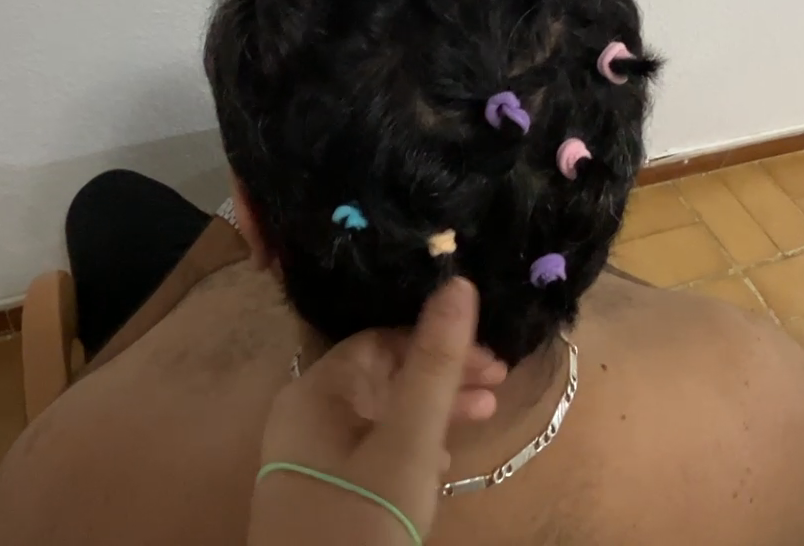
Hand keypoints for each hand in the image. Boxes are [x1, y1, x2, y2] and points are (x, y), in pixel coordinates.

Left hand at [249, 279, 491, 544]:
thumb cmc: (363, 523)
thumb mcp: (408, 443)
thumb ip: (433, 363)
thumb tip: (457, 282)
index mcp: (314, 391)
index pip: (380, 342)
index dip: (436, 342)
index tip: (491, 359)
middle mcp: (304, 416)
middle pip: (380, 376)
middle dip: (441, 376)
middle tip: (498, 384)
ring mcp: (308, 460)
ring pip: (379, 416)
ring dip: (431, 412)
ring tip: (485, 416)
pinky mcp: (319, 497)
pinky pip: (369, 452)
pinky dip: (408, 447)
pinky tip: (441, 463)